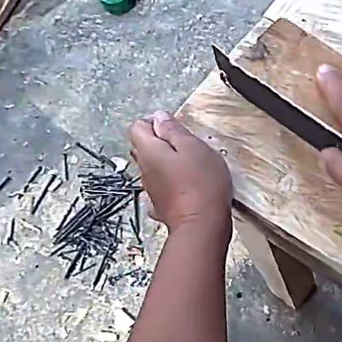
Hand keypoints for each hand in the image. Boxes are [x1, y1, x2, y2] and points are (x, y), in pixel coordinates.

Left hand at [128, 111, 231, 232]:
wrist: (203, 224)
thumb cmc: (202, 184)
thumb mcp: (194, 148)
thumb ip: (174, 130)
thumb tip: (160, 117)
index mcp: (149, 151)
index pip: (138, 127)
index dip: (157, 124)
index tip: (179, 131)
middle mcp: (144, 169)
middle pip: (145, 147)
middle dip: (164, 143)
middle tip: (190, 148)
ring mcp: (151, 188)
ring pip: (155, 167)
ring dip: (171, 163)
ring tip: (195, 168)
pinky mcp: (162, 204)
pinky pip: (164, 185)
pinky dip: (173, 182)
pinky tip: (190, 187)